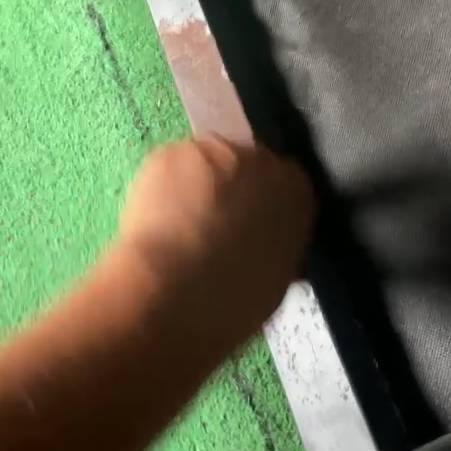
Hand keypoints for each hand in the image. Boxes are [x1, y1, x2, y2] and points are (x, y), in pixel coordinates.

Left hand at [112, 138, 315, 342]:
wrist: (175, 292)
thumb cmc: (235, 301)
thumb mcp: (277, 278)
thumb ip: (276, 245)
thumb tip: (261, 244)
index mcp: (295, 191)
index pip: (284, 184)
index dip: (261, 205)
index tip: (246, 226)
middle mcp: (261, 159)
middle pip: (244, 163)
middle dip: (229, 187)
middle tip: (209, 225)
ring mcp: (214, 150)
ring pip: (204, 161)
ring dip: (195, 184)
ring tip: (176, 224)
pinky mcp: (171, 152)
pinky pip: (170, 166)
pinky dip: (162, 187)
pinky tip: (154, 218)